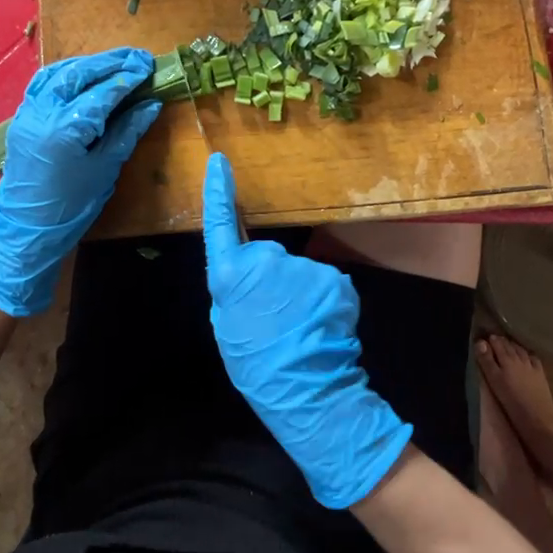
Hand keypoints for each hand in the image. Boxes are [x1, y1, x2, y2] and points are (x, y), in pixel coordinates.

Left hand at [0, 48, 160, 317]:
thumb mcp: (106, 168)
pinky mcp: (22, 117)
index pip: (103, 91)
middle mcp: (44, 112)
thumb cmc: (72, 205)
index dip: (128, 76)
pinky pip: (44, 83)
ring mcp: (28, 112)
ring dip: (88, 64)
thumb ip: (127, 131)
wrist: (27, 230)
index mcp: (66, 128)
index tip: (149, 65)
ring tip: (115, 62)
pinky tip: (84, 74)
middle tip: (137, 57)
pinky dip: (66, 73)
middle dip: (110, 62)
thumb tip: (151, 103)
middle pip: (80, 73)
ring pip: (59, 73)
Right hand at [201, 153, 411, 508]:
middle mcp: (266, 260)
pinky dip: (323, 302)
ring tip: (297, 330)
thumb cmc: (255, 365)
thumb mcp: (227, 326)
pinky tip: (320, 329)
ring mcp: (302, 267)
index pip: (220, 223)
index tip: (219, 160)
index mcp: (231, 274)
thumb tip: (246, 273)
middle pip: (266, 258)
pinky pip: (324, 284)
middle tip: (272, 320)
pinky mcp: (334, 277)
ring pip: (297, 274)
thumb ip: (234, 290)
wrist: (306, 392)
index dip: (218, 191)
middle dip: (270, 281)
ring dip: (298, 295)